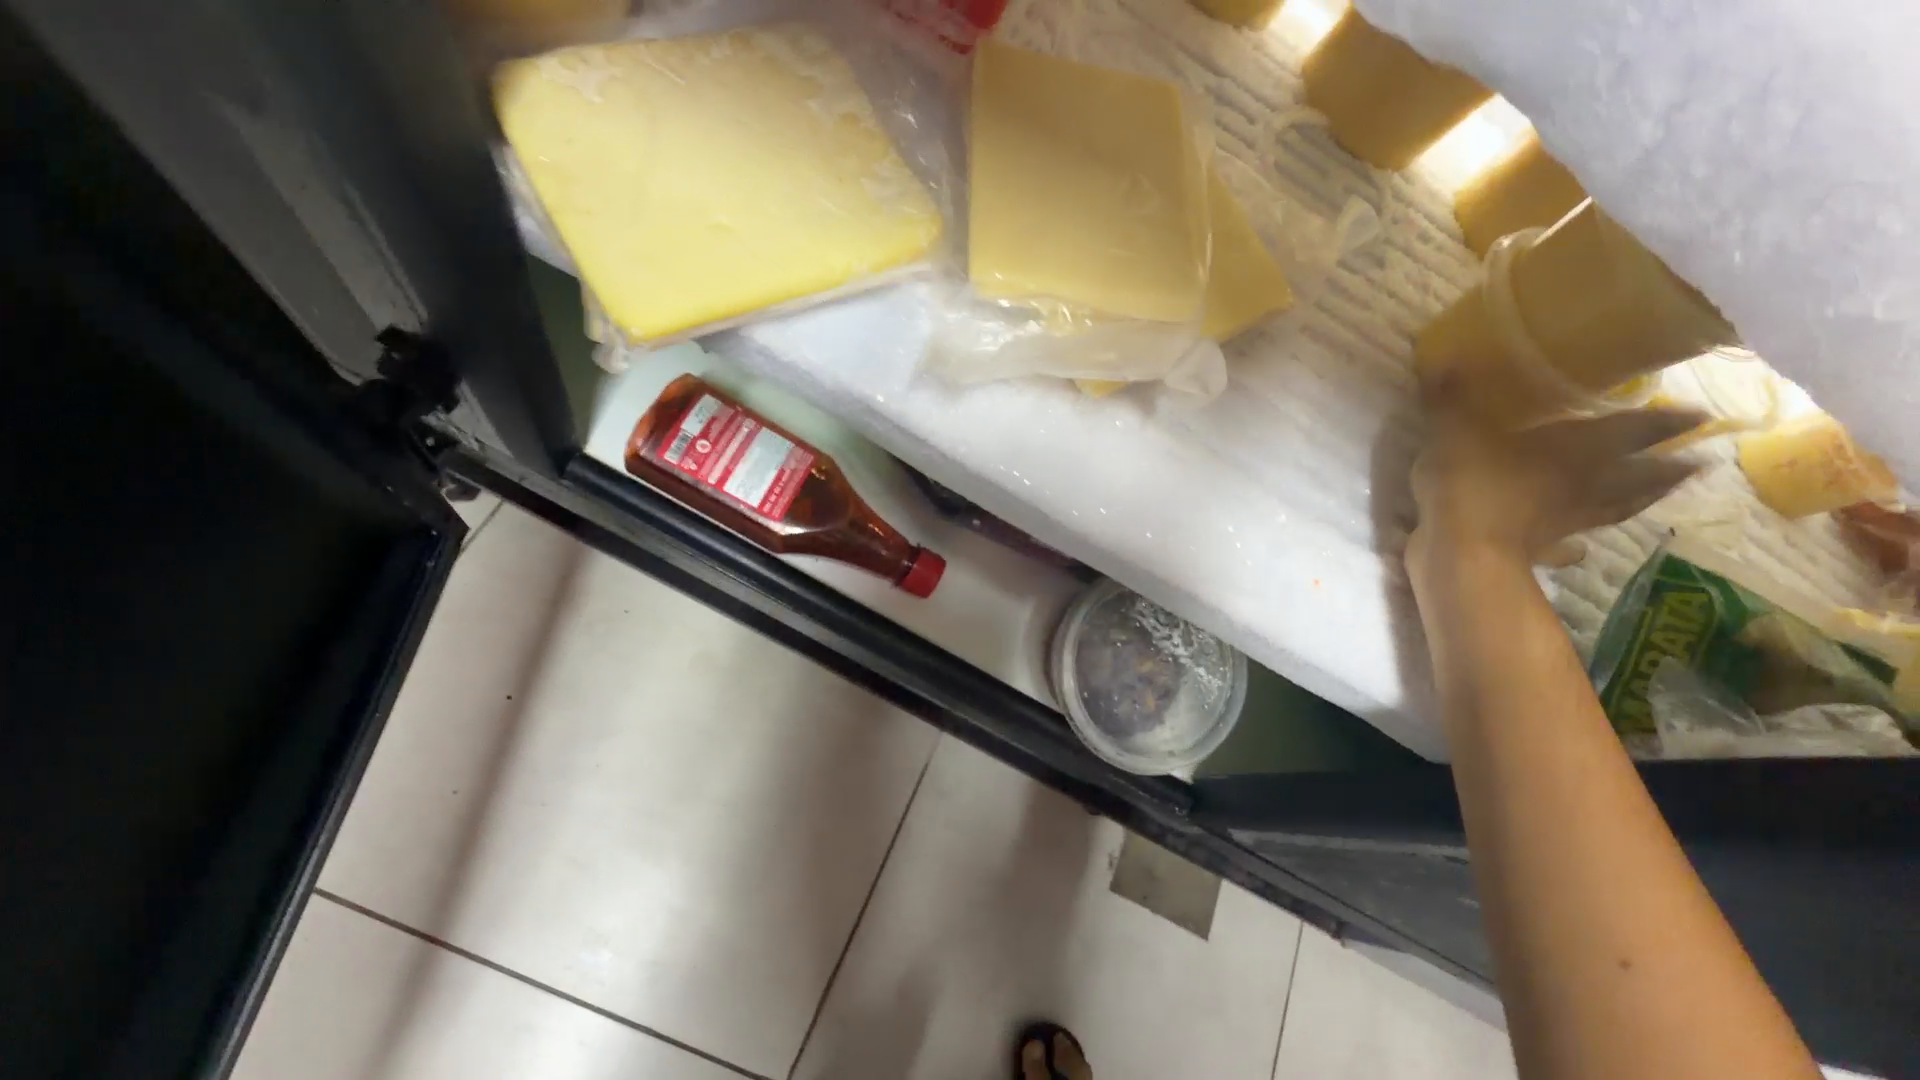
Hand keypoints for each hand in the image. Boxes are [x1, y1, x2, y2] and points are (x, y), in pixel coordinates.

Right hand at [1407, 384, 1705, 583]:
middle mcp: (1585, 482)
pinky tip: (1579, 549)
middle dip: (1670, 469)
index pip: (1636, 429)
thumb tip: (1443, 358)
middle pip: (1641, 475)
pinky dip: (1577, 545)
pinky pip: (1570, 543)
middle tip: (1700, 464)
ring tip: (1656, 498)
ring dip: (1640, 502)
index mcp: (1578, 447)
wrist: (1464, 550)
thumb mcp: (1454, 428)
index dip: (1669, 421)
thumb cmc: (1473, 480)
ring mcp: (1567, 520)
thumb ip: (1451, 397)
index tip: (1702, 417)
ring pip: (1617, 509)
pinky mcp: (1542, 549)